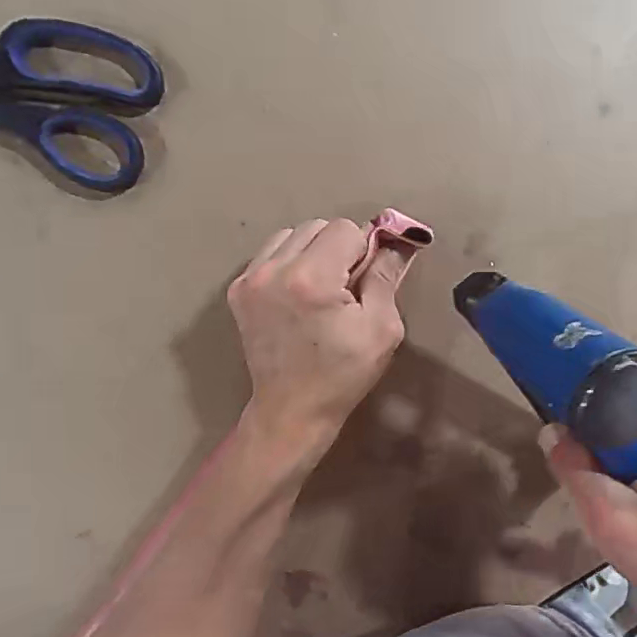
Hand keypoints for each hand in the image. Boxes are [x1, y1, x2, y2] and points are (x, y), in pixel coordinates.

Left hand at [228, 218, 412, 443]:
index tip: (364, 284)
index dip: (363, 252)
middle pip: (317, 226)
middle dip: (338, 249)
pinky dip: (290, 264)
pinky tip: (299, 296)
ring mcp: (250, 279)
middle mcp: (273, 270)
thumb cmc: (342, 375)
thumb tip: (398, 241)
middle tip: (345, 289)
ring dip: (313, 252)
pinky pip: (271, 254)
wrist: (292, 410)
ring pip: (292, 235)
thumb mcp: (381, 328)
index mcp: (310, 279)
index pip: (345, 229)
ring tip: (321, 291)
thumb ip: (386, 277)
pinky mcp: (238, 290)